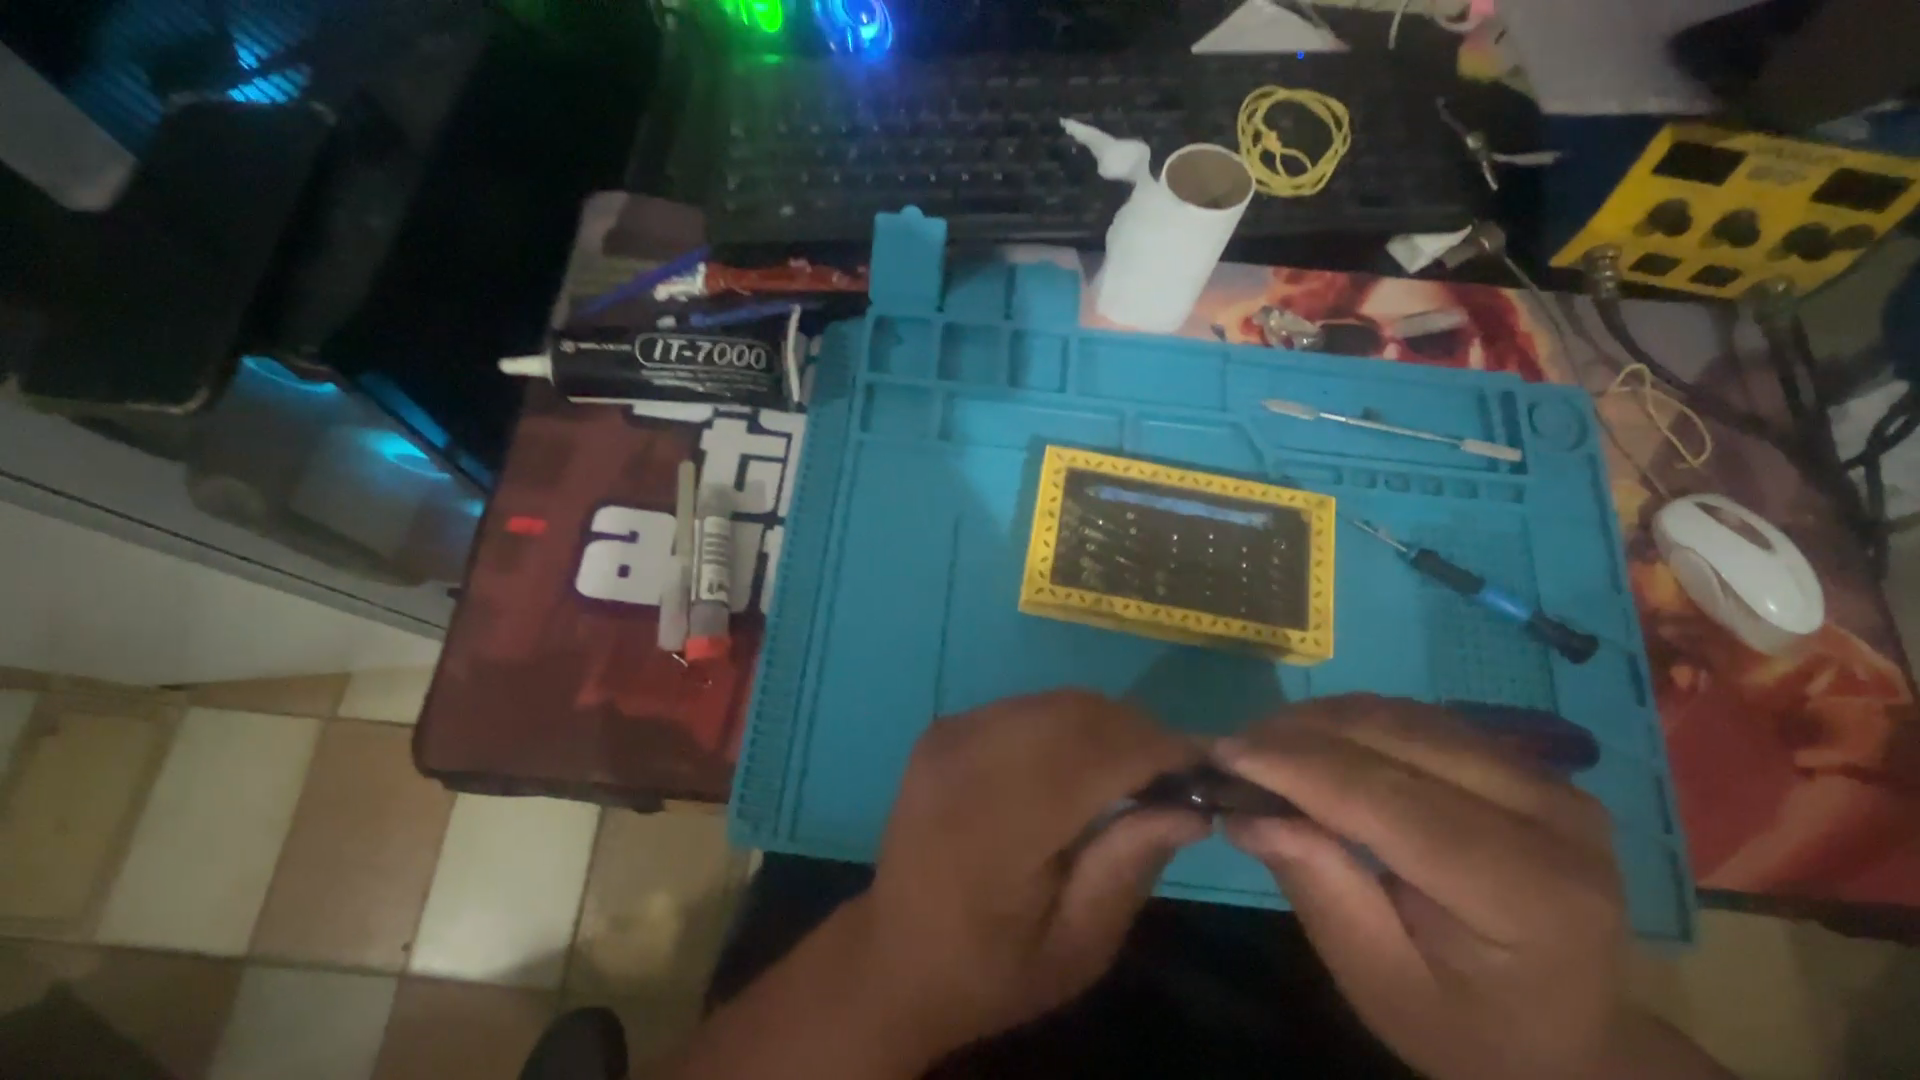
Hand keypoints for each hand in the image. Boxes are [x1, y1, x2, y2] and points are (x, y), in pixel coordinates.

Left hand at [852, 689, 1208, 1062]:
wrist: (896, 955)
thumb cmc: (993, 968)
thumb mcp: (1077, 945)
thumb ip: (1129, 867)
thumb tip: (1192, 807)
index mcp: (996, 825)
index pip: (1096, 756)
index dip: (1159, 751)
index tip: (1206, 769)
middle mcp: (967, 762)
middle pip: (1077, 715)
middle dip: (1139, 732)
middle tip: (1176, 774)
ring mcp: (949, 737)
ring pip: (1054, 702)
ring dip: (1106, 725)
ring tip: (1136, 770)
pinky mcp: (942, 730)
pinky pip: (1026, 707)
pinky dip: (1068, 723)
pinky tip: (1083, 763)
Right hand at [1215, 695, 1637, 1079]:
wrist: (1570, 1034)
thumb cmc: (1468, 1027)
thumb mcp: (1383, 986)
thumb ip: (1322, 893)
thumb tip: (1246, 814)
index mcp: (1528, 892)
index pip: (1392, 801)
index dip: (1299, 767)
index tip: (1221, 753)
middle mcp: (1553, 818)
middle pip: (1400, 741)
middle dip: (1301, 734)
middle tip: (1229, 749)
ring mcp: (1550, 782)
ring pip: (1409, 718)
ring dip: (1323, 721)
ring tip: (1261, 746)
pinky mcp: (1531, 766)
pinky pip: (1424, 722)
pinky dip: (1356, 723)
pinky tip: (1313, 744)